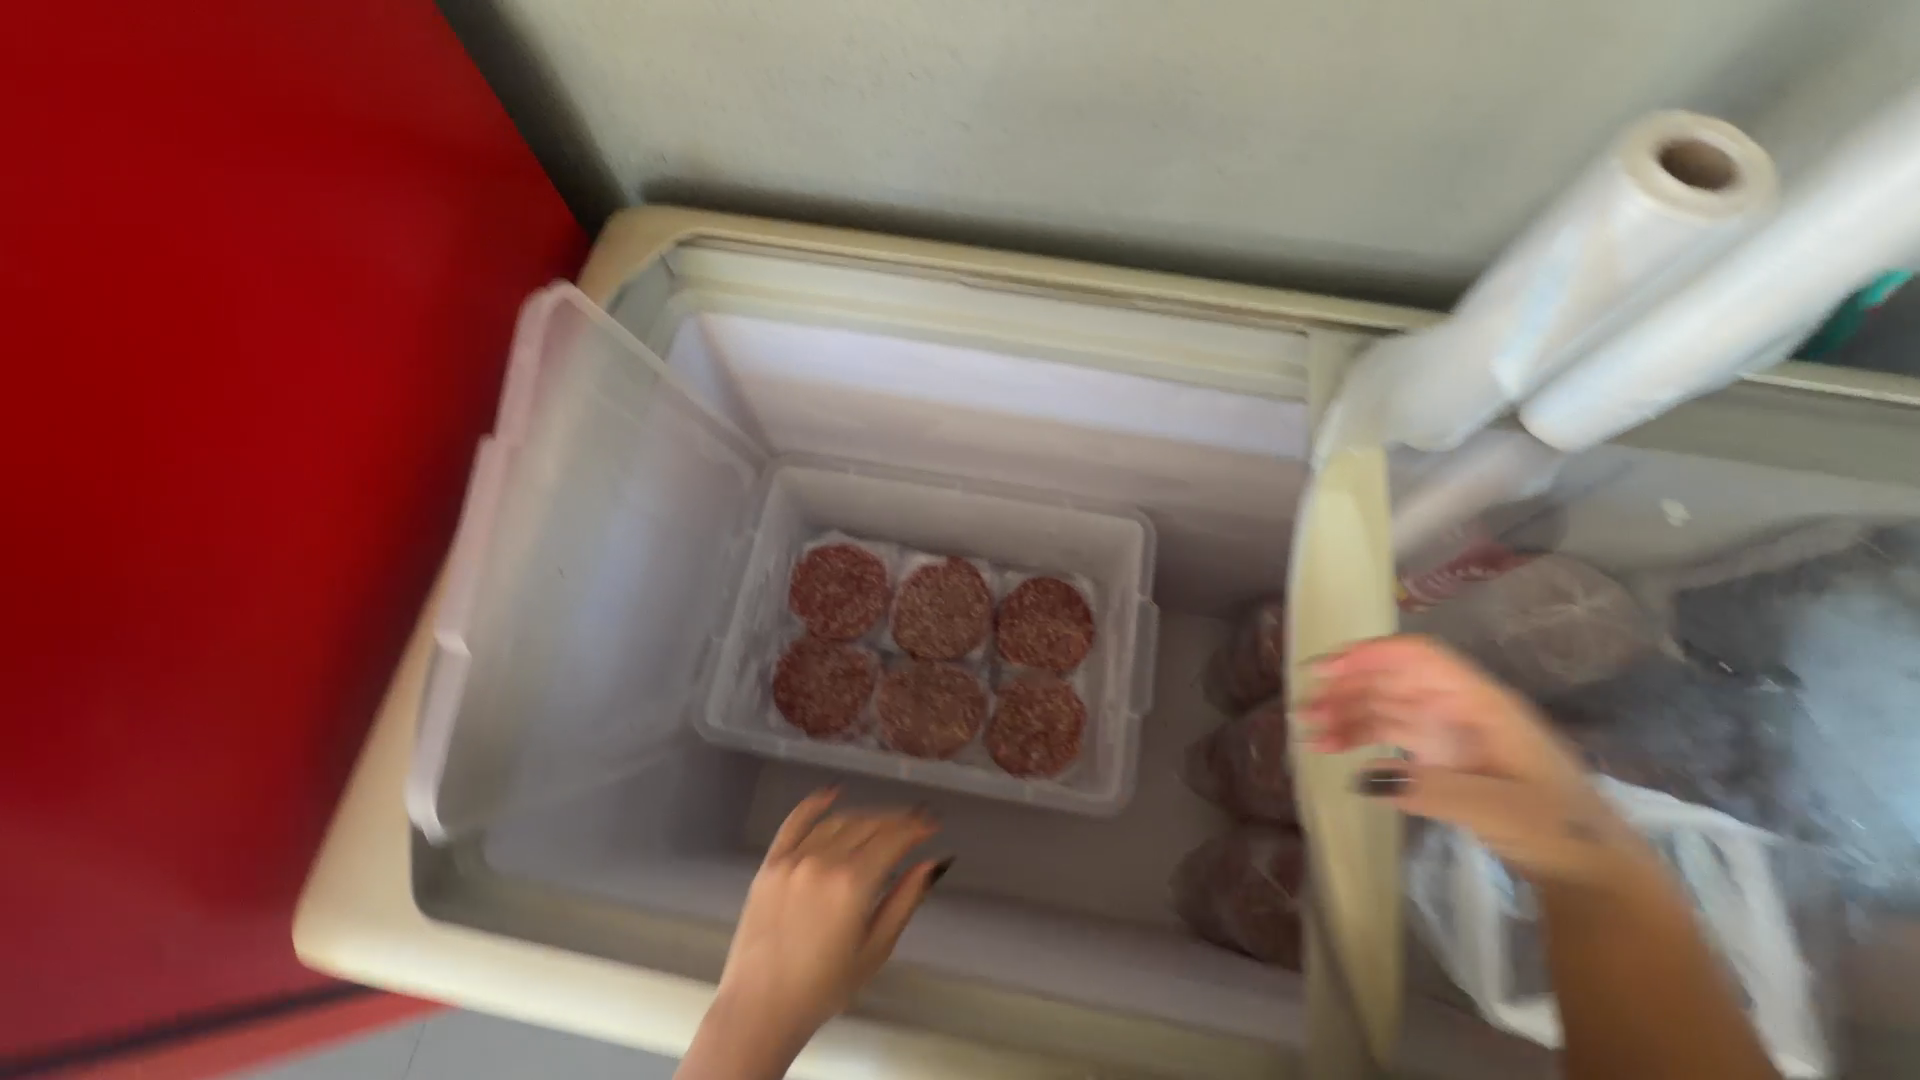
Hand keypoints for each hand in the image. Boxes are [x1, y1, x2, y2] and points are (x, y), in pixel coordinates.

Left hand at [716, 788, 943, 1042]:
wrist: (761, 1007)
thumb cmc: (825, 987)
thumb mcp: (876, 949)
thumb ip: (905, 900)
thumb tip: (930, 863)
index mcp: (853, 883)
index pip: (894, 839)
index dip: (917, 827)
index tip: (933, 824)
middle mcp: (823, 860)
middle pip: (868, 825)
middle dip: (896, 821)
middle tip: (915, 823)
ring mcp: (793, 859)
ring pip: (837, 822)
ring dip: (865, 817)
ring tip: (883, 823)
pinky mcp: (770, 864)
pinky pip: (794, 822)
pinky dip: (815, 804)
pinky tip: (833, 793)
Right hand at [1299, 635, 1646, 886]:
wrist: (1591, 869)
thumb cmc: (1555, 827)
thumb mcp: (1494, 807)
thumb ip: (1430, 789)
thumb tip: (1364, 778)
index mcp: (1480, 703)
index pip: (1419, 658)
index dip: (1372, 655)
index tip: (1327, 670)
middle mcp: (1459, 708)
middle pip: (1393, 681)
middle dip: (1346, 688)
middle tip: (1305, 710)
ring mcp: (1449, 733)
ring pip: (1387, 708)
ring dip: (1346, 715)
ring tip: (1309, 734)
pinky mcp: (1442, 759)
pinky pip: (1392, 737)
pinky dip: (1361, 739)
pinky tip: (1335, 753)